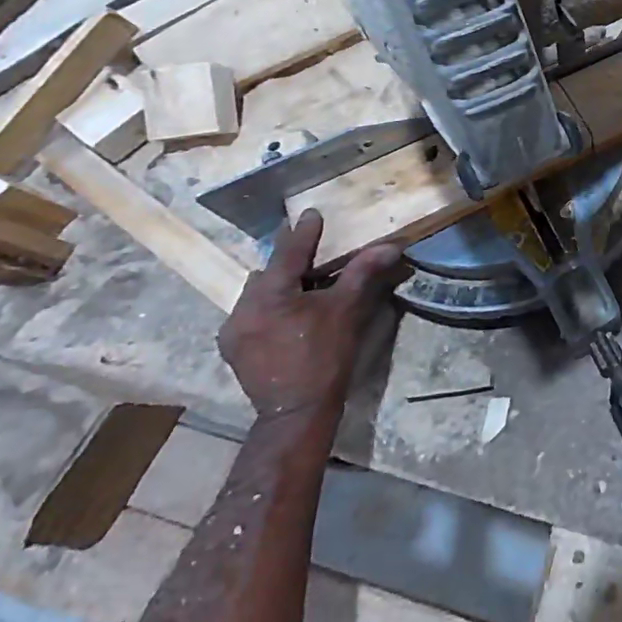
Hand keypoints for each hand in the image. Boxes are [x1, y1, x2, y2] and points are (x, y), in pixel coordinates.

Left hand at [218, 210, 408, 417]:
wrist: (297, 409)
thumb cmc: (325, 354)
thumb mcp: (347, 310)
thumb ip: (362, 273)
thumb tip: (389, 246)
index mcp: (269, 295)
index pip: (287, 253)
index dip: (303, 232)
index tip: (310, 213)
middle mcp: (242, 308)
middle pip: (268, 272)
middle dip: (288, 260)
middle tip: (309, 250)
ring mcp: (232, 330)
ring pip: (256, 293)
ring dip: (278, 284)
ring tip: (301, 282)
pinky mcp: (232, 347)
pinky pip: (250, 312)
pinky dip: (269, 304)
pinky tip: (288, 312)